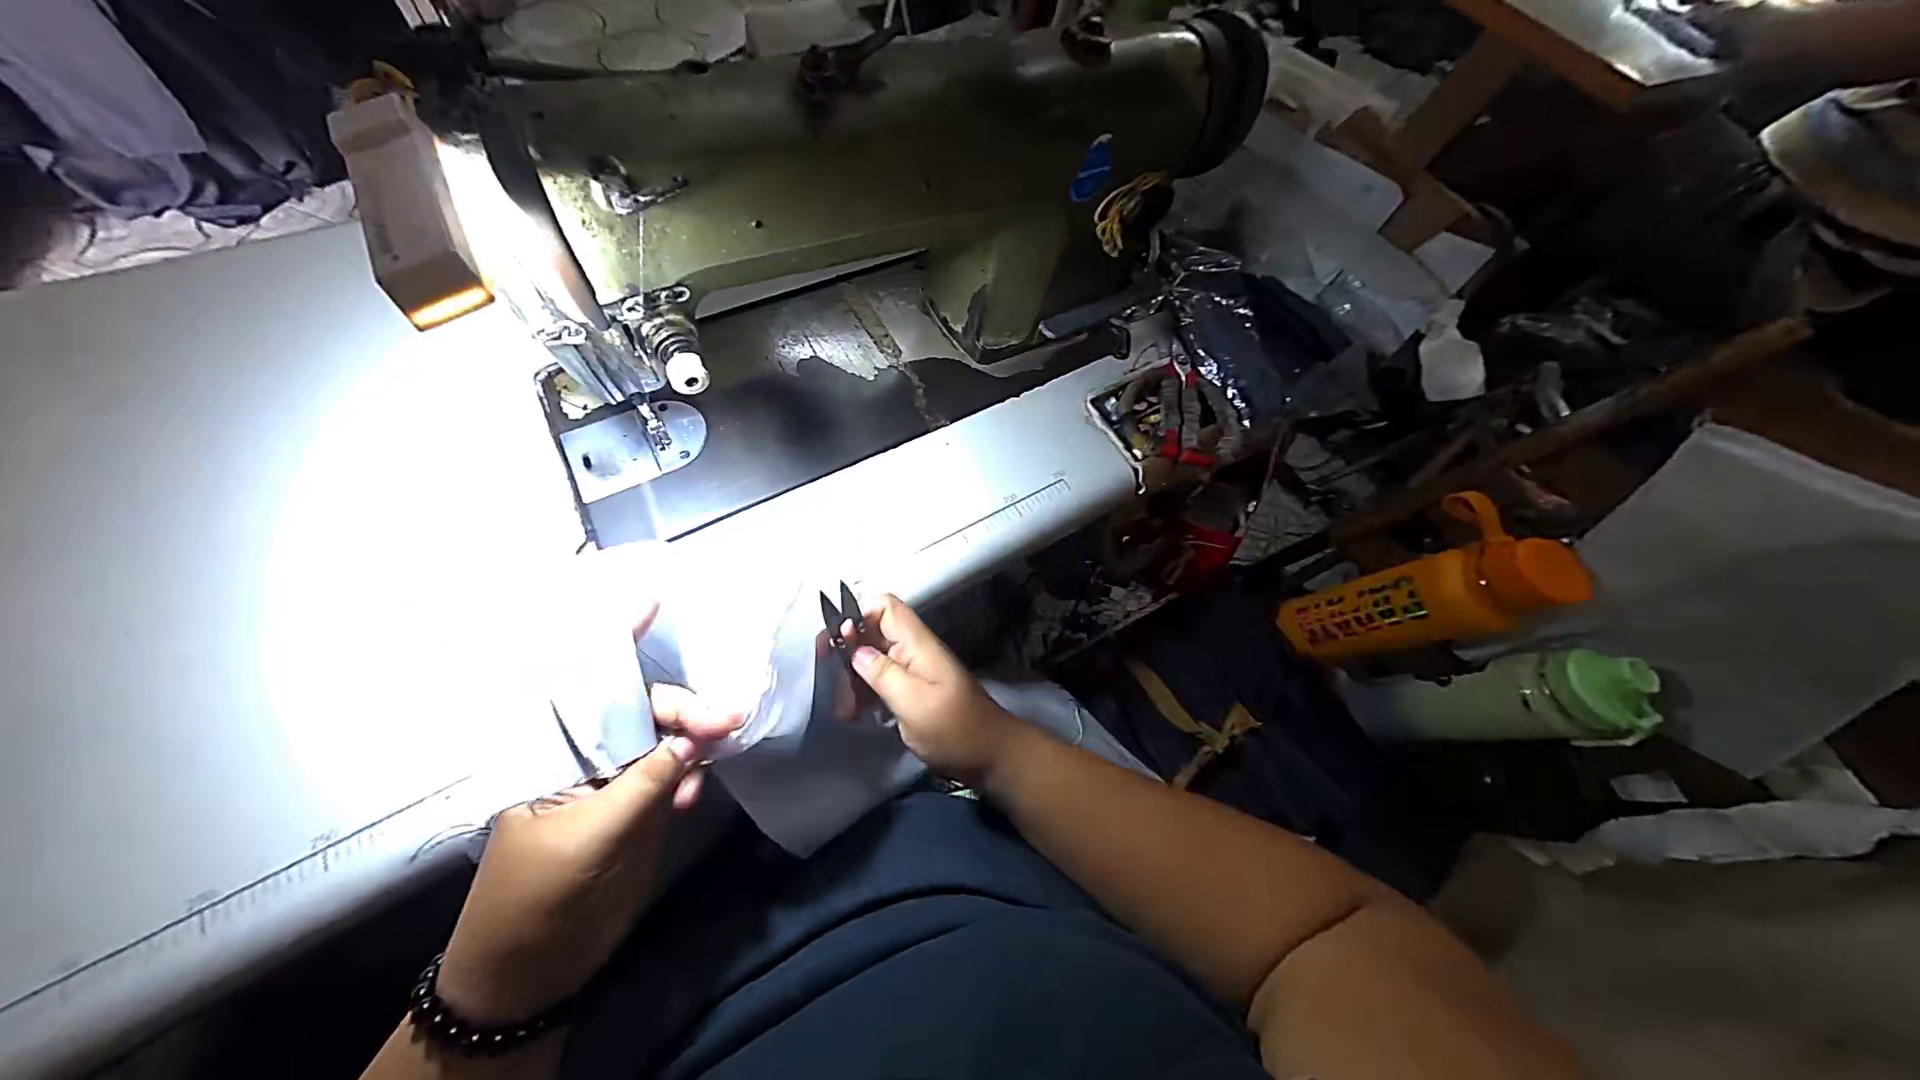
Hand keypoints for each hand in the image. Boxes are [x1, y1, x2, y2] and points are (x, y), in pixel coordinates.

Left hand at [435, 667, 740, 1024]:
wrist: (534, 969)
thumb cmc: (541, 896)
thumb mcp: (593, 835)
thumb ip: (647, 780)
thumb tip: (696, 736)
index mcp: (554, 750)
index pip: (586, 685)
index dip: (617, 641)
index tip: (653, 603)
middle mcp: (586, 754)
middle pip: (643, 710)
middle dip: (685, 710)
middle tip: (728, 720)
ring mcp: (614, 780)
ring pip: (666, 740)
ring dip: (693, 747)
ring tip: (706, 771)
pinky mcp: (637, 805)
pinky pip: (675, 774)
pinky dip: (690, 778)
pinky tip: (693, 798)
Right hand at [845, 594, 1022, 784]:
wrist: (991, 757)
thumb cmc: (955, 729)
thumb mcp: (914, 702)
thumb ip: (882, 673)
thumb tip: (853, 647)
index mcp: (917, 644)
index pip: (885, 607)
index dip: (858, 615)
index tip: (836, 642)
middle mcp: (913, 651)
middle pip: (872, 633)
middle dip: (847, 653)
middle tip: (832, 683)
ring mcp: (912, 672)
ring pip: (872, 659)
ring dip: (853, 680)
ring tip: (844, 709)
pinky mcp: (911, 692)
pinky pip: (879, 682)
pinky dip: (864, 694)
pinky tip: (855, 715)